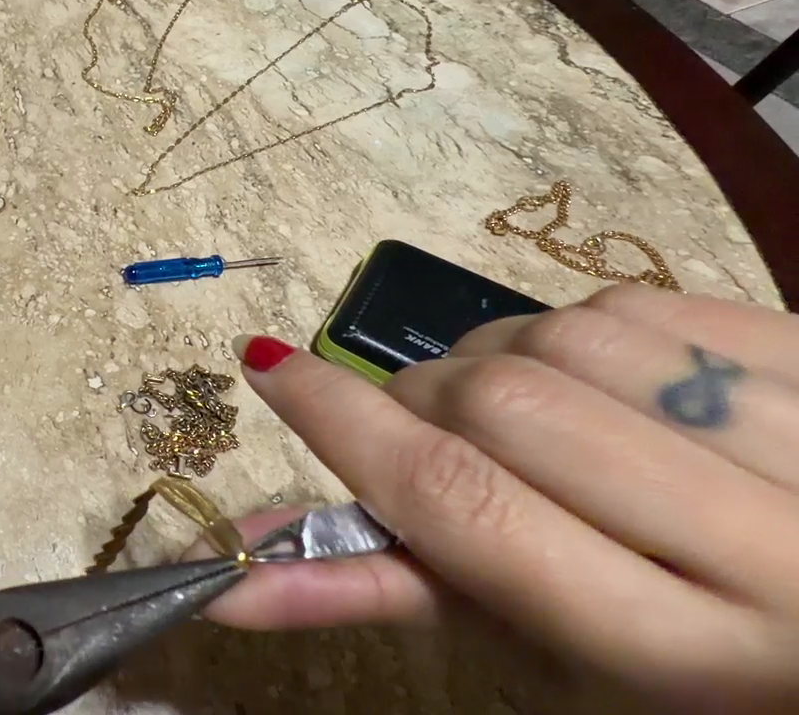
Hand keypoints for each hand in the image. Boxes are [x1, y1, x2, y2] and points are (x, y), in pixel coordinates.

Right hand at [207, 284, 798, 711]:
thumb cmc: (686, 667)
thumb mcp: (548, 654)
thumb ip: (388, 594)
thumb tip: (225, 586)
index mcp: (693, 656)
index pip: (457, 500)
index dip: (338, 420)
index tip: (265, 365)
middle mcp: (783, 552)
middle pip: (498, 402)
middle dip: (425, 399)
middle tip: (436, 430)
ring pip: (563, 335)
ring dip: (500, 357)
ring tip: (533, 410)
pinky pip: (639, 302)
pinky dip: (581, 328)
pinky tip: (609, 384)